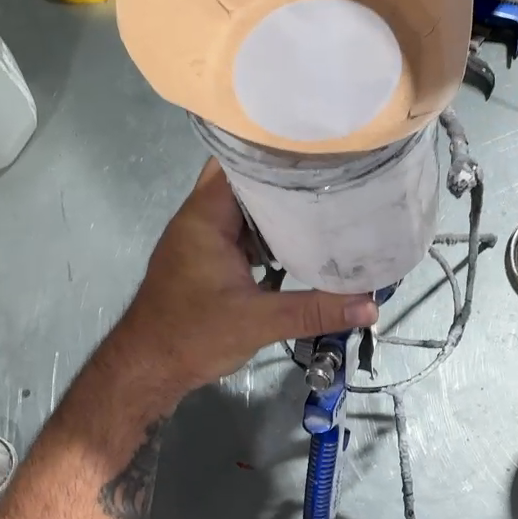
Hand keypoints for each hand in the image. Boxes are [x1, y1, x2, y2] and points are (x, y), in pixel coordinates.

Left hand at [120, 161, 378, 391]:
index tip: (320, 150)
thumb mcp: (258, 322)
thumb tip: (369, 307)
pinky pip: (244, 235)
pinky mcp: (209, 263)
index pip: (241, 162)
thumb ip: (314, 311)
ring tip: (326, 202)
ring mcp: (203, 242)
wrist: (148, 369)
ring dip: (279, 207)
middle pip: (246, 182)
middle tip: (333, 175)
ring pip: (245, 209)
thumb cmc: (191, 336)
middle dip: (285, 178)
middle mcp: (201, 219)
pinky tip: (302, 243)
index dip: (278, 152)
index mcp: (205, 217)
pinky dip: (270, 235)